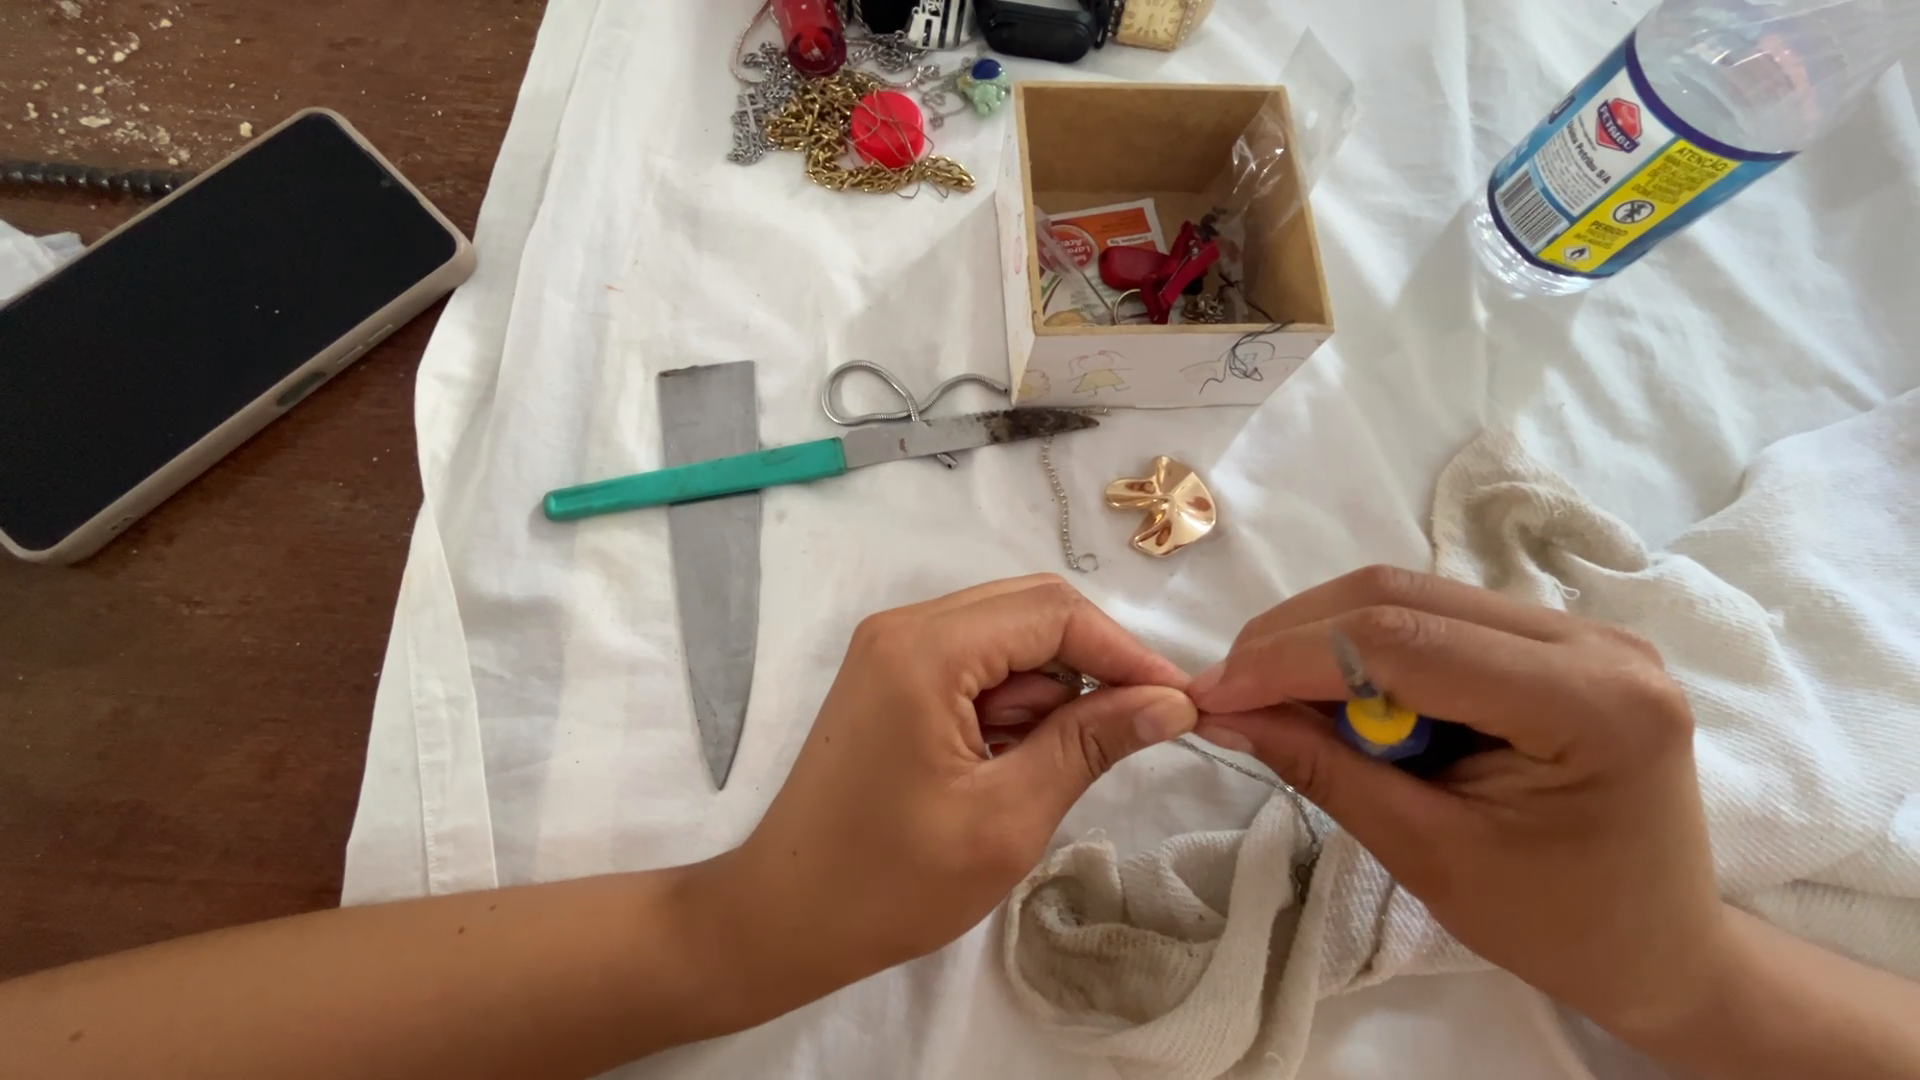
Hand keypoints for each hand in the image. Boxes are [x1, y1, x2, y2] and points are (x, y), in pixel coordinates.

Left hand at [699, 575, 1198, 1016]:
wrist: (783, 916)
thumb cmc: (891, 883)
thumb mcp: (1006, 819)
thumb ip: (1089, 744)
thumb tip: (1168, 702)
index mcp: (926, 649)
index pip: (1053, 613)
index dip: (1124, 653)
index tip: (1176, 703)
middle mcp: (905, 626)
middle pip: (1030, 609)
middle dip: (1089, 666)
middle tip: (1125, 733)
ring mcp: (892, 646)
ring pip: (1006, 635)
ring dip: (1045, 690)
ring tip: (1034, 767)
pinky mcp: (890, 673)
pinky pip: (975, 660)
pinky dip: (1010, 699)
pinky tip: (1001, 758)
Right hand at [1186, 567, 1725, 1037]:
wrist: (1660, 944)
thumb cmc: (1556, 923)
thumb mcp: (1425, 853)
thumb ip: (1321, 768)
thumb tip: (1220, 712)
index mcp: (1592, 704)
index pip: (1403, 643)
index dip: (1290, 658)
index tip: (1212, 693)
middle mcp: (1590, 640)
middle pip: (1396, 595)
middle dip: (1290, 637)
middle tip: (1227, 689)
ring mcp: (1571, 628)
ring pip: (1400, 593)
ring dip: (1313, 636)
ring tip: (1266, 691)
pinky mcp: (1542, 636)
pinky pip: (1420, 613)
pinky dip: (1351, 645)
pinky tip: (1325, 688)